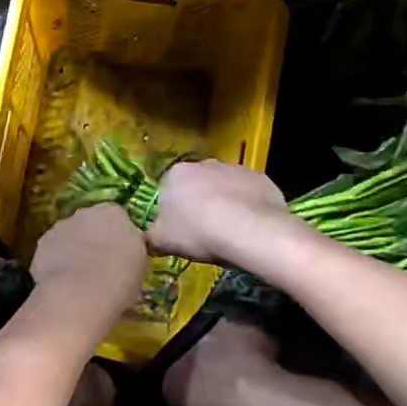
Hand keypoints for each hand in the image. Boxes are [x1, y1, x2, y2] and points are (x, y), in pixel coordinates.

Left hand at [30, 204, 146, 314]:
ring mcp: (60, 227)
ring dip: (74, 250)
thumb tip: (125, 255)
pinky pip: (53, 251)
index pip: (119, 219)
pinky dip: (57, 261)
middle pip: (91, 224)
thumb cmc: (120, 279)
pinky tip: (63, 281)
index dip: (120, 239)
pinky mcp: (41, 244)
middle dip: (95, 241)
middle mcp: (84, 213)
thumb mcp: (140, 265)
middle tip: (101, 266)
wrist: (80, 293)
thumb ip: (131, 251)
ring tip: (80, 278)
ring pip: (69, 236)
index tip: (122, 257)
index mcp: (113, 213)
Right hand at [147, 160, 290, 263]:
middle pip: (196, 184)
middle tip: (202, 231)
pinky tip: (248, 226)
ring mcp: (235, 168)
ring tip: (228, 230)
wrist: (251, 232)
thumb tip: (146, 238)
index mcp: (175, 174)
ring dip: (223, 202)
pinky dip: (246, 205)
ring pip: (223, 187)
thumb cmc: (198, 232)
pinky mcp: (261, 177)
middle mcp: (204, 164)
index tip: (178, 229)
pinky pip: (248, 192)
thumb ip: (149, 236)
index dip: (172, 210)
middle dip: (198, 203)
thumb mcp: (162, 241)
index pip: (167, 189)